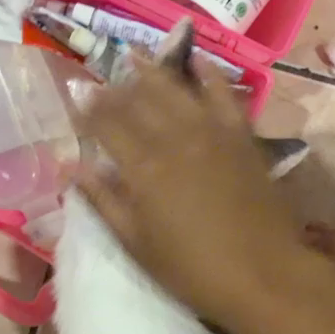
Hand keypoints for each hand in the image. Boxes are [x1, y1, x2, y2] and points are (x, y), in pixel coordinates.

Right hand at [73, 68, 312, 330]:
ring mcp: (213, 132)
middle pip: (138, 100)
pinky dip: (208, 75)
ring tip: (132, 57)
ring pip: (176, 89)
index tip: (74, 98)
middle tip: (98, 80)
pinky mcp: (242, 136)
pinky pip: (223, 94)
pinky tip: (196, 62)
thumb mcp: (137, 245)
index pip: (106, 124)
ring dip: (151, 72)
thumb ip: (104, 201)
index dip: (87, 109)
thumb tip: (70, 168)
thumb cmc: (193, 271)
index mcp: (144, 168)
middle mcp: (176, 138)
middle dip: (114, 88)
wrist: (265, 275)